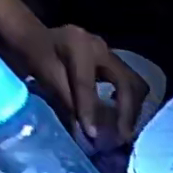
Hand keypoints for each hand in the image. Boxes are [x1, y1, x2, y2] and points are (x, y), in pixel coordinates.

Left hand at [15, 25, 149, 143]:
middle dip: (126, 112)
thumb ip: (67, 102)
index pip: (86, 82)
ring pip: (136, 86)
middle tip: (123, 135)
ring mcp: (113, 54)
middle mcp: (101, 47)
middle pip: (126, 83)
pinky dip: (132, 105)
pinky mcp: (118, 64)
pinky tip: (125, 117)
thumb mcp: (45, 76)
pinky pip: (134, 87)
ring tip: (125, 129)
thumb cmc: (35, 55)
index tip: (93, 135)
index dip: (90, 109)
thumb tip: (86, 134)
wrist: (35, 36)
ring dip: (133, 110)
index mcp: (78, 45)